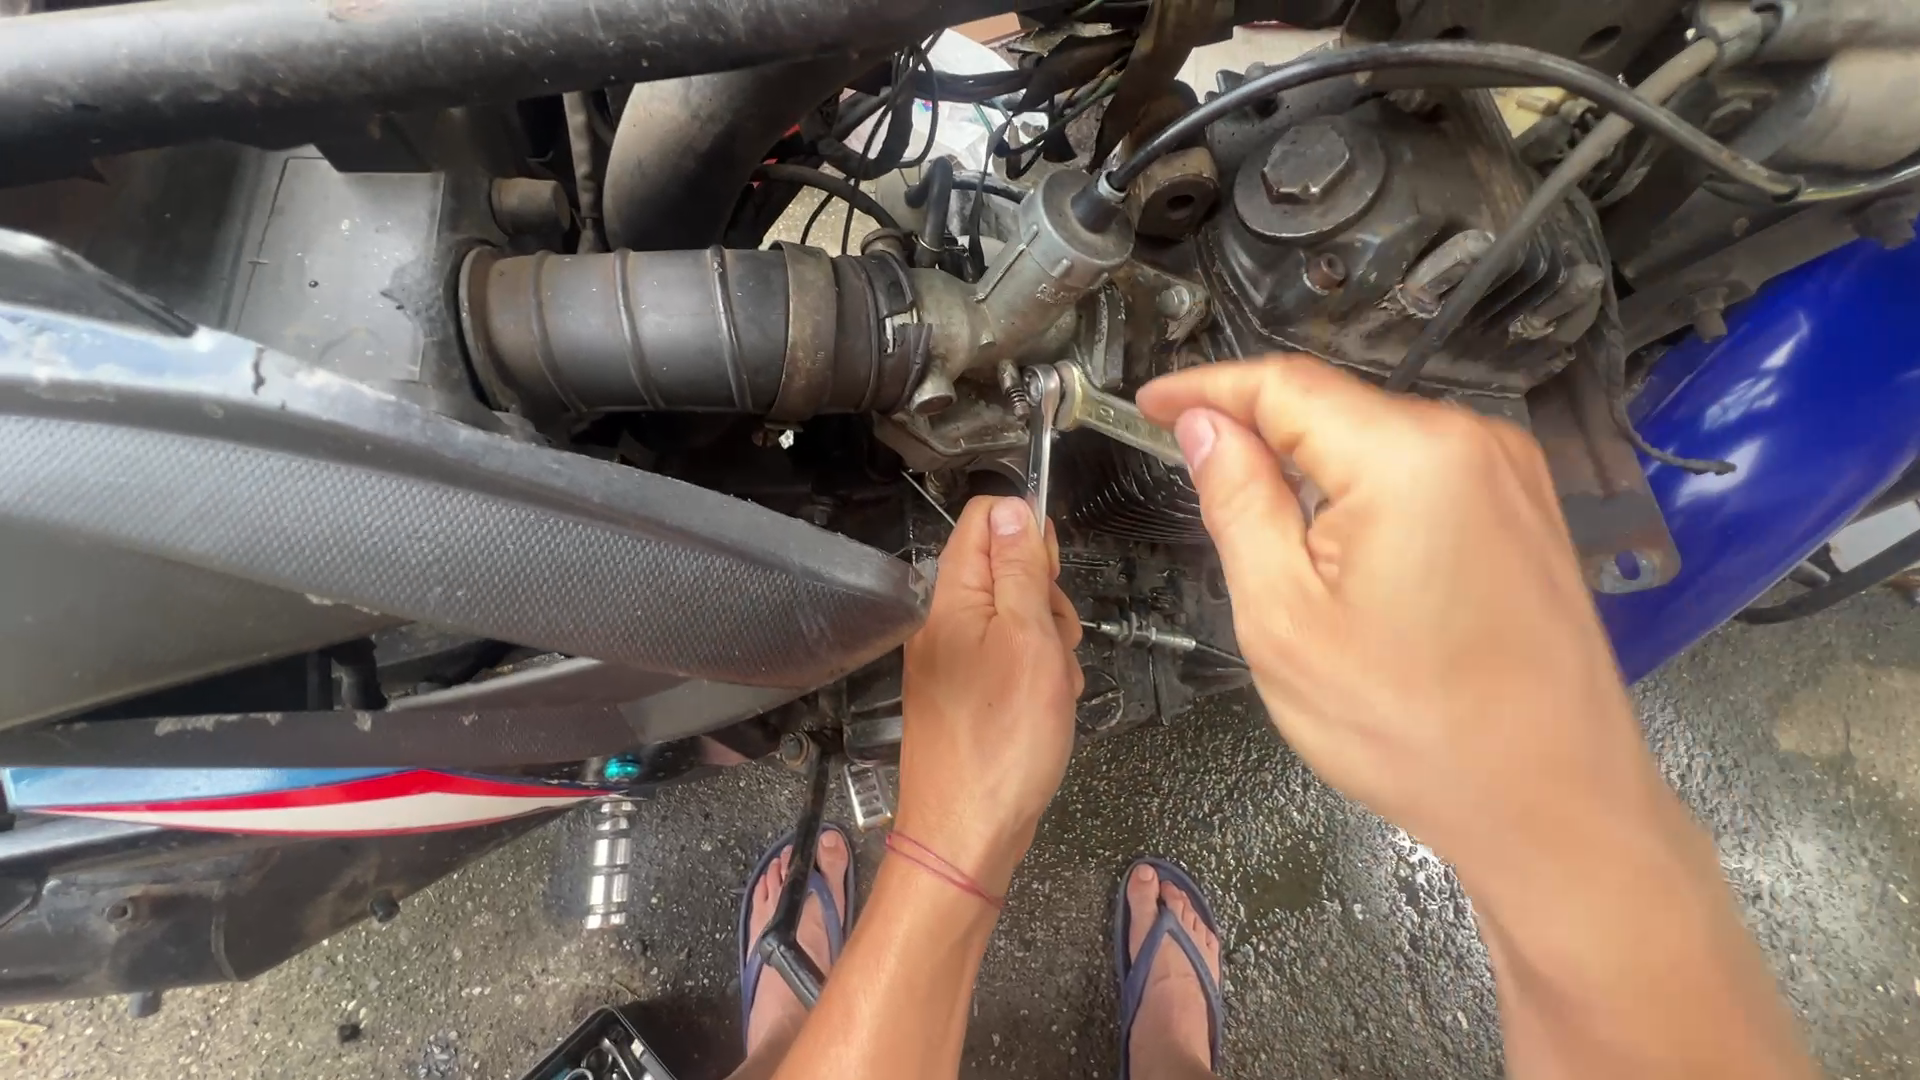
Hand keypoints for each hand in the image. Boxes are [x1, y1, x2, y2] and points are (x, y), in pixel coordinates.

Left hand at [897, 496, 1083, 894]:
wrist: (967, 834)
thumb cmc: (1000, 743)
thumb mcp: (1027, 639)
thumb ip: (1019, 569)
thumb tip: (1012, 506)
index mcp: (950, 594)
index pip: (983, 518)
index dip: (1026, 531)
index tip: (1051, 574)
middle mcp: (945, 618)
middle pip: (1007, 567)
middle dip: (1045, 597)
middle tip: (1054, 641)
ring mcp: (955, 654)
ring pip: (1018, 615)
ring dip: (1048, 642)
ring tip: (1050, 685)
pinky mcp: (969, 687)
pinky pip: (1012, 656)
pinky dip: (1037, 673)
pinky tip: (1042, 705)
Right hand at [1136, 356, 1672, 886]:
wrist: (1553, 808)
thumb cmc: (1406, 726)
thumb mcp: (1282, 617)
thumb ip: (1238, 502)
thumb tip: (1205, 428)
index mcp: (1409, 459)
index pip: (1282, 386)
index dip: (1204, 387)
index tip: (1151, 403)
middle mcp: (1472, 443)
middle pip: (1328, 406)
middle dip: (1249, 425)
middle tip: (1186, 460)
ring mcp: (1508, 473)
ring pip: (1367, 435)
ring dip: (1298, 458)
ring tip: (1247, 506)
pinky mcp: (1520, 508)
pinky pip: (1411, 468)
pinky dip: (1349, 482)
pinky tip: (1323, 532)